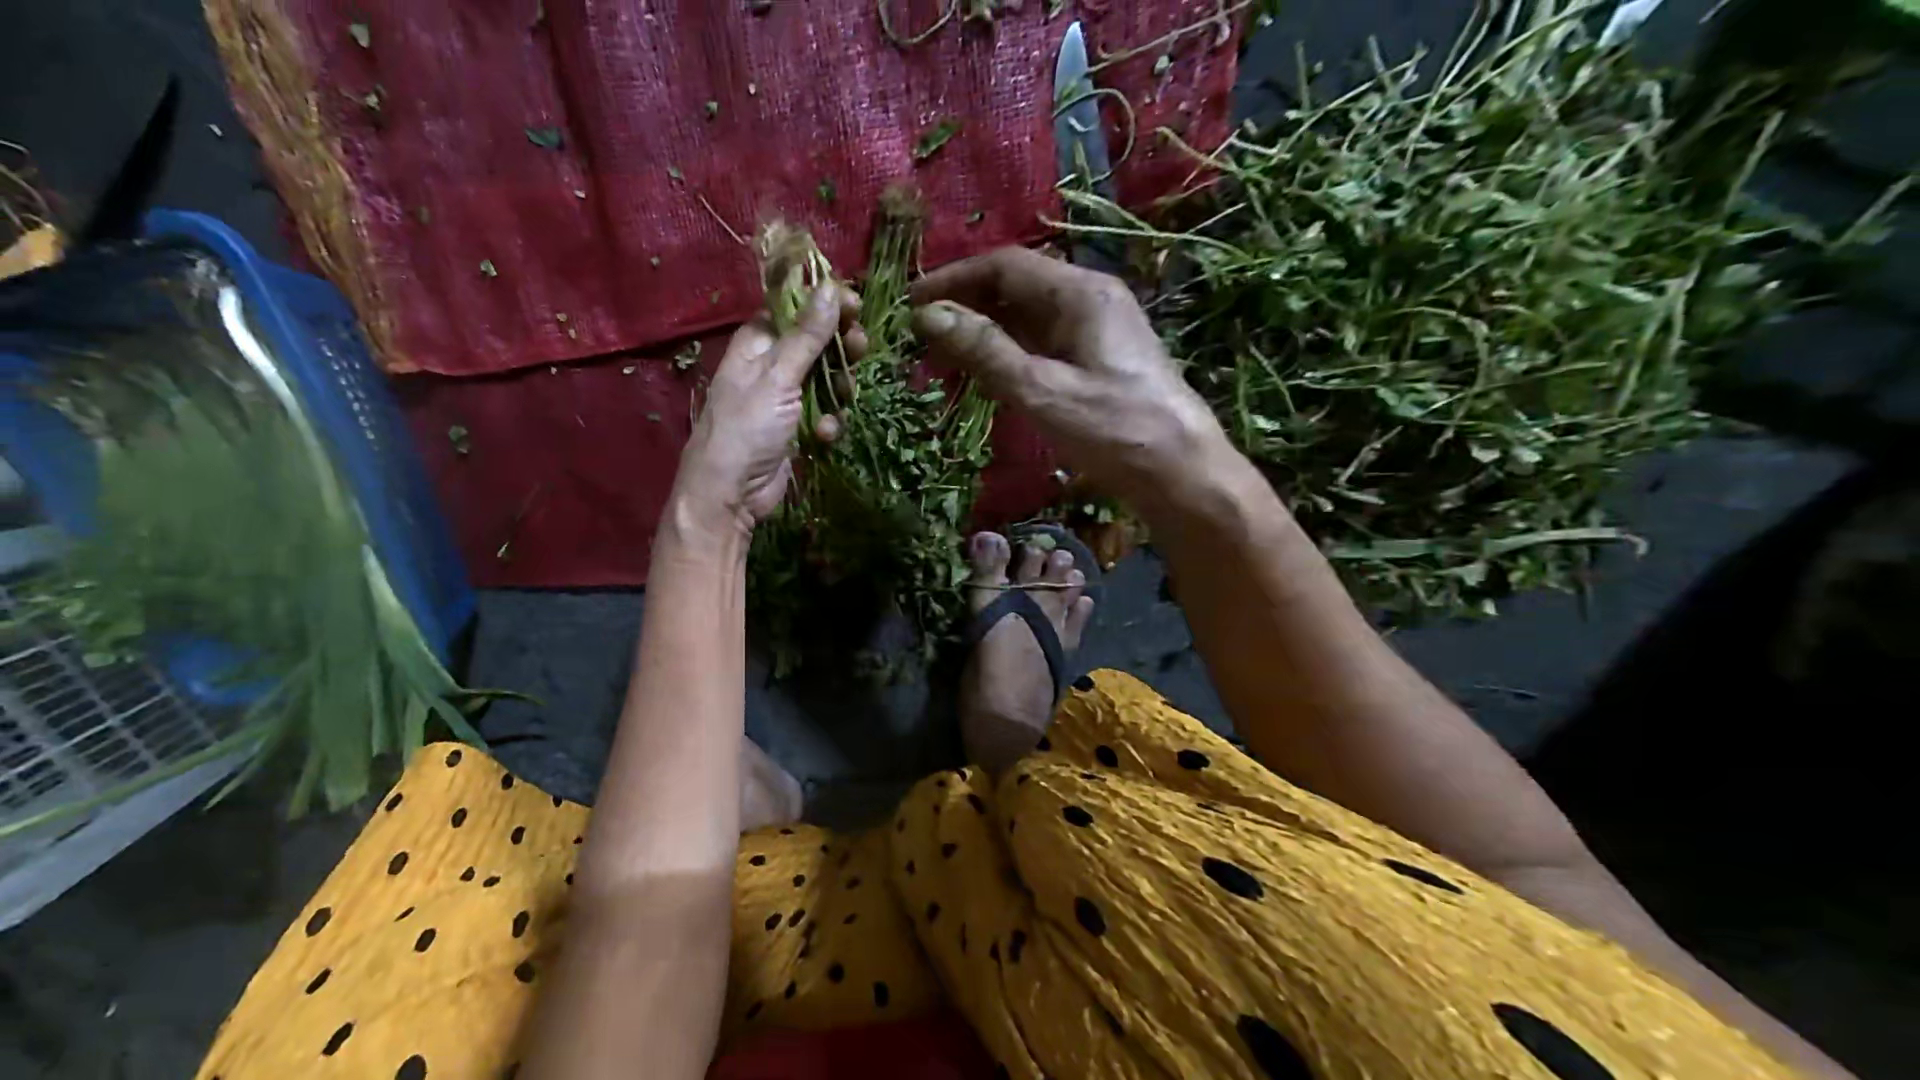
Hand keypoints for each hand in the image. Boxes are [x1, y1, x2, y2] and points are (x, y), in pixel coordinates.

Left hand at [672, 284, 863, 538]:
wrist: (731, 492)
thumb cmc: (747, 428)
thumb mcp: (778, 377)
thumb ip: (807, 335)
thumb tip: (830, 287)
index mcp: (756, 343)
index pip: (794, 309)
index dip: (824, 305)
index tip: (855, 305)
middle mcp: (769, 366)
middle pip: (815, 343)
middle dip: (840, 347)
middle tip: (861, 347)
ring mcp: (784, 399)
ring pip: (825, 379)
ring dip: (837, 388)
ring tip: (843, 397)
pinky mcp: (796, 428)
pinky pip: (824, 413)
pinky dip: (828, 422)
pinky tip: (824, 434)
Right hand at [910, 248, 1233, 511]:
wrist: (1181, 473)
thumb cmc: (1114, 429)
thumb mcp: (1042, 391)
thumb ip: (985, 351)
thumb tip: (927, 316)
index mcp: (1081, 293)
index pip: (1005, 266)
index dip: (954, 280)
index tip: (911, 302)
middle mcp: (1090, 300)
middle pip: (1016, 288)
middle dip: (966, 306)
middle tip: (921, 335)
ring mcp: (1096, 332)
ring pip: (1028, 318)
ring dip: (985, 332)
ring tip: (943, 357)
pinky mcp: (1098, 362)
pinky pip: (1043, 345)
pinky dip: (1009, 354)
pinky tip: (985, 376)